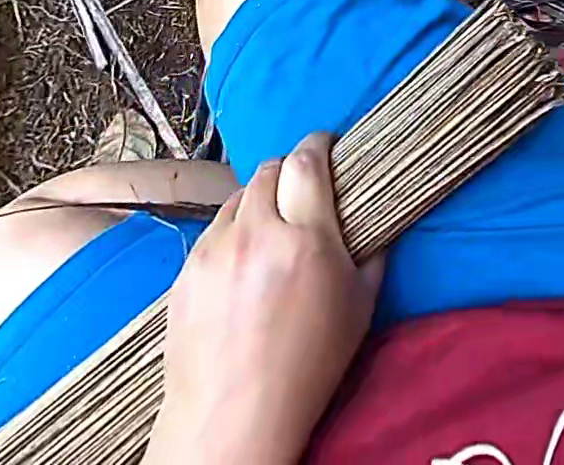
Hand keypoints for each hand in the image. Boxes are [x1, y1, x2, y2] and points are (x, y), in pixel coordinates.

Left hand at [145, 133, 383, 464]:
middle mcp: (256, 235)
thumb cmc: (310, 362)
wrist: (231, 421)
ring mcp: (214, 253)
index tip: (329, 143)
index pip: (307, 161)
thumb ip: (373, 250)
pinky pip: (215, 228)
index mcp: (305, 239)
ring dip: (261, 196)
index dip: (320, 142)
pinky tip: (245, 256)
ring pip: (239, 195)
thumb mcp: (361, 303)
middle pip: (271, 168)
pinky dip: (235, 227)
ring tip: (273, 222)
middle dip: (291, 167)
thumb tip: (377, 218)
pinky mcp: (186, 272)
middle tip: (305, 185)